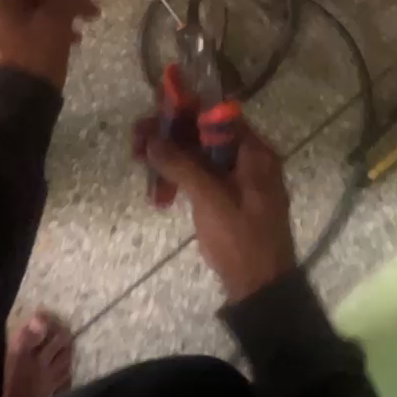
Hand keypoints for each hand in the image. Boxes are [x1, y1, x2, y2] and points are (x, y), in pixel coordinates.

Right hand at [142, 118, 296, 301]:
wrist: (260, 287)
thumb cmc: (241, 239)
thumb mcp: (210, 198)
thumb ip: (181, 164)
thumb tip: (151, 139)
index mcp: (253, 152)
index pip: (218, 114)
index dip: (185, 108)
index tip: (154, 112)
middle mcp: (246, 158)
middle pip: (202, 132)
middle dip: (169, 133)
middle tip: (137, 141)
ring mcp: (234, 178)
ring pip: (195, 153)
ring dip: (167, 155)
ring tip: (139, 161)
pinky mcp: (223, 195)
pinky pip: (196, 175)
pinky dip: (176, 176)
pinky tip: (157, 189)